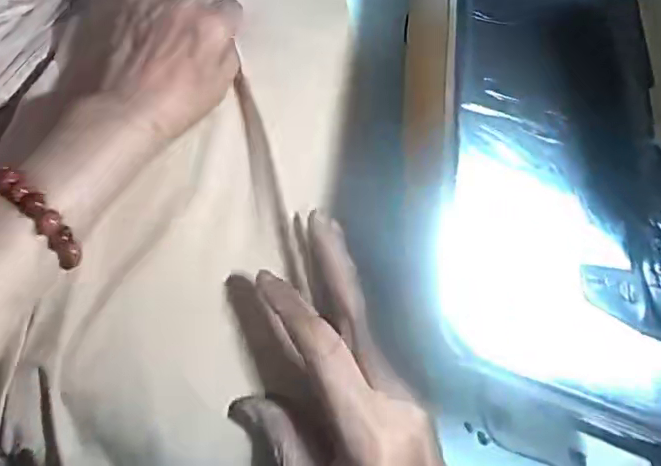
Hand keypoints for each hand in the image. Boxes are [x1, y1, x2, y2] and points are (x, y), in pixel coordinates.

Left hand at [45, 0, 241, 147]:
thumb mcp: (216, 89)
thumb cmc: (171, 108)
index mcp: (212, 23)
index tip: (218, 28)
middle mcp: (184, 0)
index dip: (225, 17)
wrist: (115, 112)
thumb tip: (224, 36)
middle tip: (196, 6)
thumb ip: (227, 54)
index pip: (231, 6)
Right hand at [231, 213, 442, 465]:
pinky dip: (355, 315)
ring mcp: (413, 400)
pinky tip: (343, 298)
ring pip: (371, 327)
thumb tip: (246, 401)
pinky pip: (376, 348)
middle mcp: (399, 401)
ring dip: (345, 281)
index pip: (323, 348)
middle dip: (335, 263)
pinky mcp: (415, 405)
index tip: (260, 279)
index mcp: (372, 426)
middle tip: (318, 218)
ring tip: (328, 240)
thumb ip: (288, 444)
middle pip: (359, 318)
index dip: (289, 309)